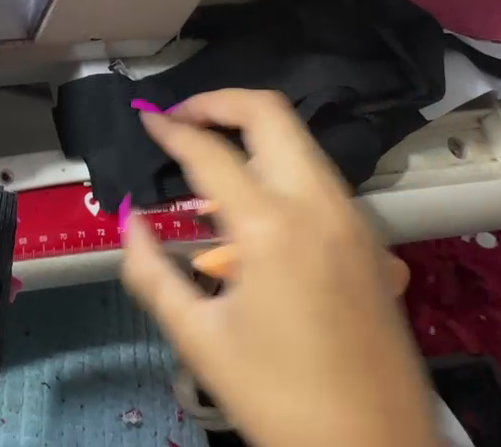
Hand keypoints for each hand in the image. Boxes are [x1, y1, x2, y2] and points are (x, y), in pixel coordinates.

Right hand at [118, 90, 436, 446]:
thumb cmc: (280, 399)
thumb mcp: (199, 339)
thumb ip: (152, 272)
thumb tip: (131, 223)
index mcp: (271, 227)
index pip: (210, 150)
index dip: (170, 128)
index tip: (145, 117)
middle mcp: (318, 206)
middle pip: (269, 113)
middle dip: (218, 102)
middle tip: (181, 119)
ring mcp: (352, 220)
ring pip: (299, 140)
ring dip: (250, 131)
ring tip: (209, 156)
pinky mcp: (369, 241)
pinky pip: (318, 176)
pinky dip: (278, 164)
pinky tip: (252, 204)